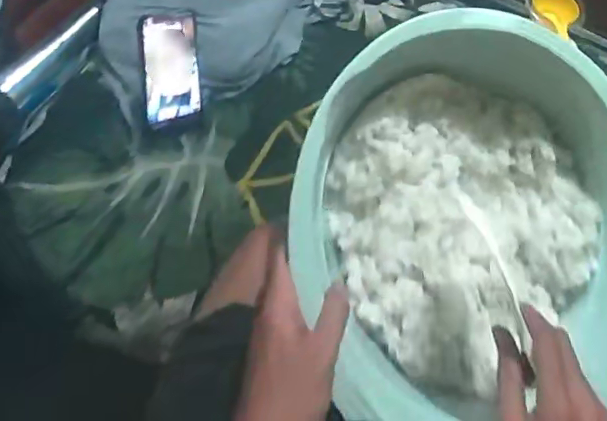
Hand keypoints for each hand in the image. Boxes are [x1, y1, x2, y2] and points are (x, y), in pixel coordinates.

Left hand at [234, 241, 349, 420]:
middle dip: (305, 251)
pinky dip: (304, 296)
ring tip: (333, 262)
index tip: (316, 218)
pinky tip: (323, 299)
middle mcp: (267, 308)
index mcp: (276, 302)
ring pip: (287, 288)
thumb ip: (332, 315)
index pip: (279, 254)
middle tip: (333, 236)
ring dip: (306, 275)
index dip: (294, 232)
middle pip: (282, 268)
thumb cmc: (292, 388)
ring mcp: (267, 326)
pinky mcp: (271, 343)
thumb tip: (340, 282)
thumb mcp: (321, 352)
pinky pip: (288, 307)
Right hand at [496, 305, 606, 420]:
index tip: (521, 307)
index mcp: (562, 397)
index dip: (535, 319)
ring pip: (575, 367)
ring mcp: (603, 410)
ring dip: (554, 361)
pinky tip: (552, 396)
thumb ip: (508, 378)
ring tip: (532, 377)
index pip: (550, 341)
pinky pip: (585, 386)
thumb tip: (502, 335)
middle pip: (566, 347)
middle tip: (521, 342)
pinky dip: (567, 380)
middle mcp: (588, 398)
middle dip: (543, 337)